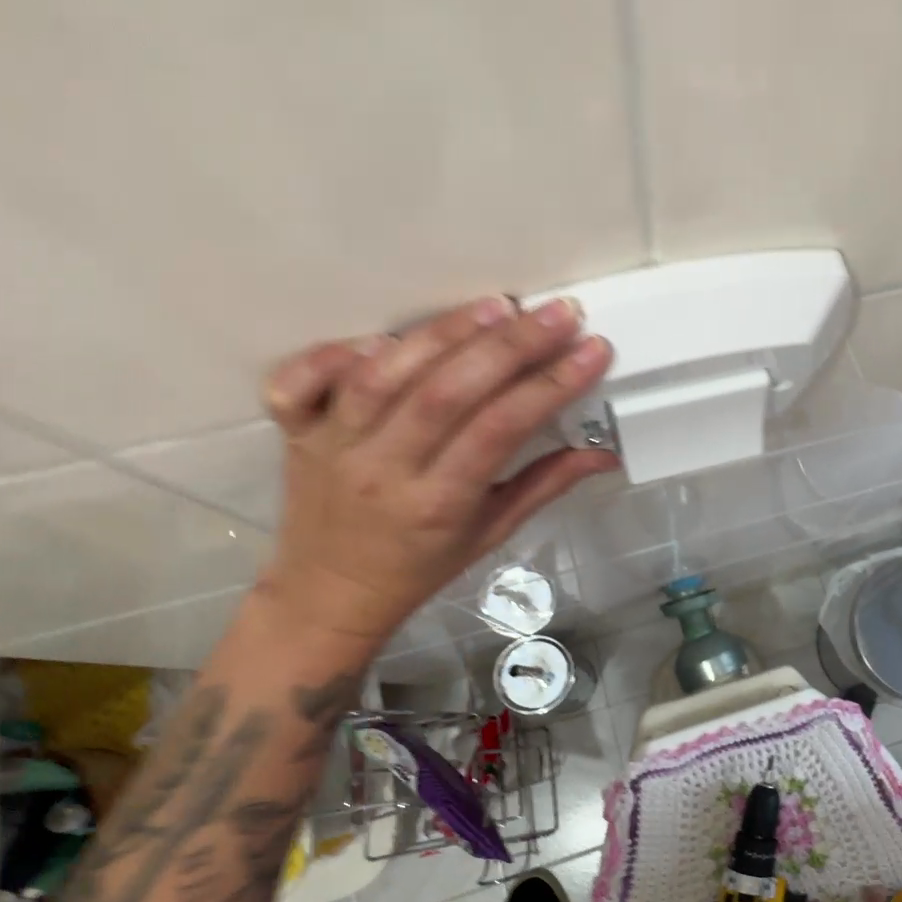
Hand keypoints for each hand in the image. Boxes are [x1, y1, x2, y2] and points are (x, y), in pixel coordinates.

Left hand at [255, 295, 619, 640]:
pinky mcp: (295, 432)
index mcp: (439, 504)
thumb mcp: (492, 534)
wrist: (330, 595)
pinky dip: (332, 352)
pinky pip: (298, 384)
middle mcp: (384, 469)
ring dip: (443, 333)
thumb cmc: (421, 566)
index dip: (552, 385)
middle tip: (559, 312)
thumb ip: (545, 486)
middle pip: (447, 392)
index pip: (501, 429)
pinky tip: (383, 335)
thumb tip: (606, 452)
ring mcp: (333, 446)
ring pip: (385, 376)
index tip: (593, 350)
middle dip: (511, 346)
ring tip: (497, 306)